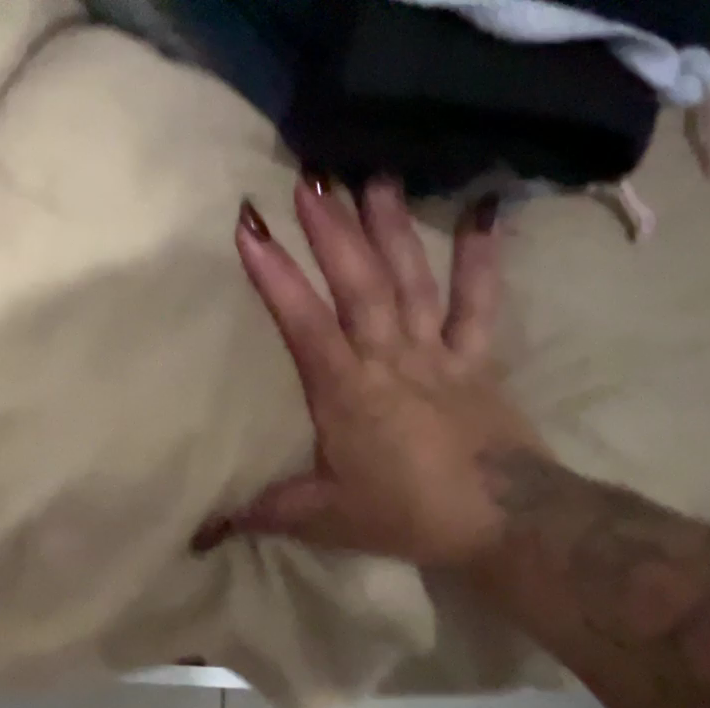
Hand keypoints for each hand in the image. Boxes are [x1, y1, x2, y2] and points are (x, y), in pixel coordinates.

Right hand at [198, 179, 548, 567]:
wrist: (505, 522)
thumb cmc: (403, 515)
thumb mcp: (321, 519)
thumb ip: (264, 512)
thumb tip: (204, 530)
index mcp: (346, 391)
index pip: (304, 323)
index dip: (276, 275)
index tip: (251, 226)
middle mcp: (390, 358)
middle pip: (360, 284)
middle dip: (332, 230)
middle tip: (311, 178)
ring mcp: (438, 353)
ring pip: (411, 280)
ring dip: (391, 228)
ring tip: (374, 176)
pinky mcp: (477, 359)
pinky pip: (479, 303)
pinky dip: (482, 258)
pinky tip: (485, 212)